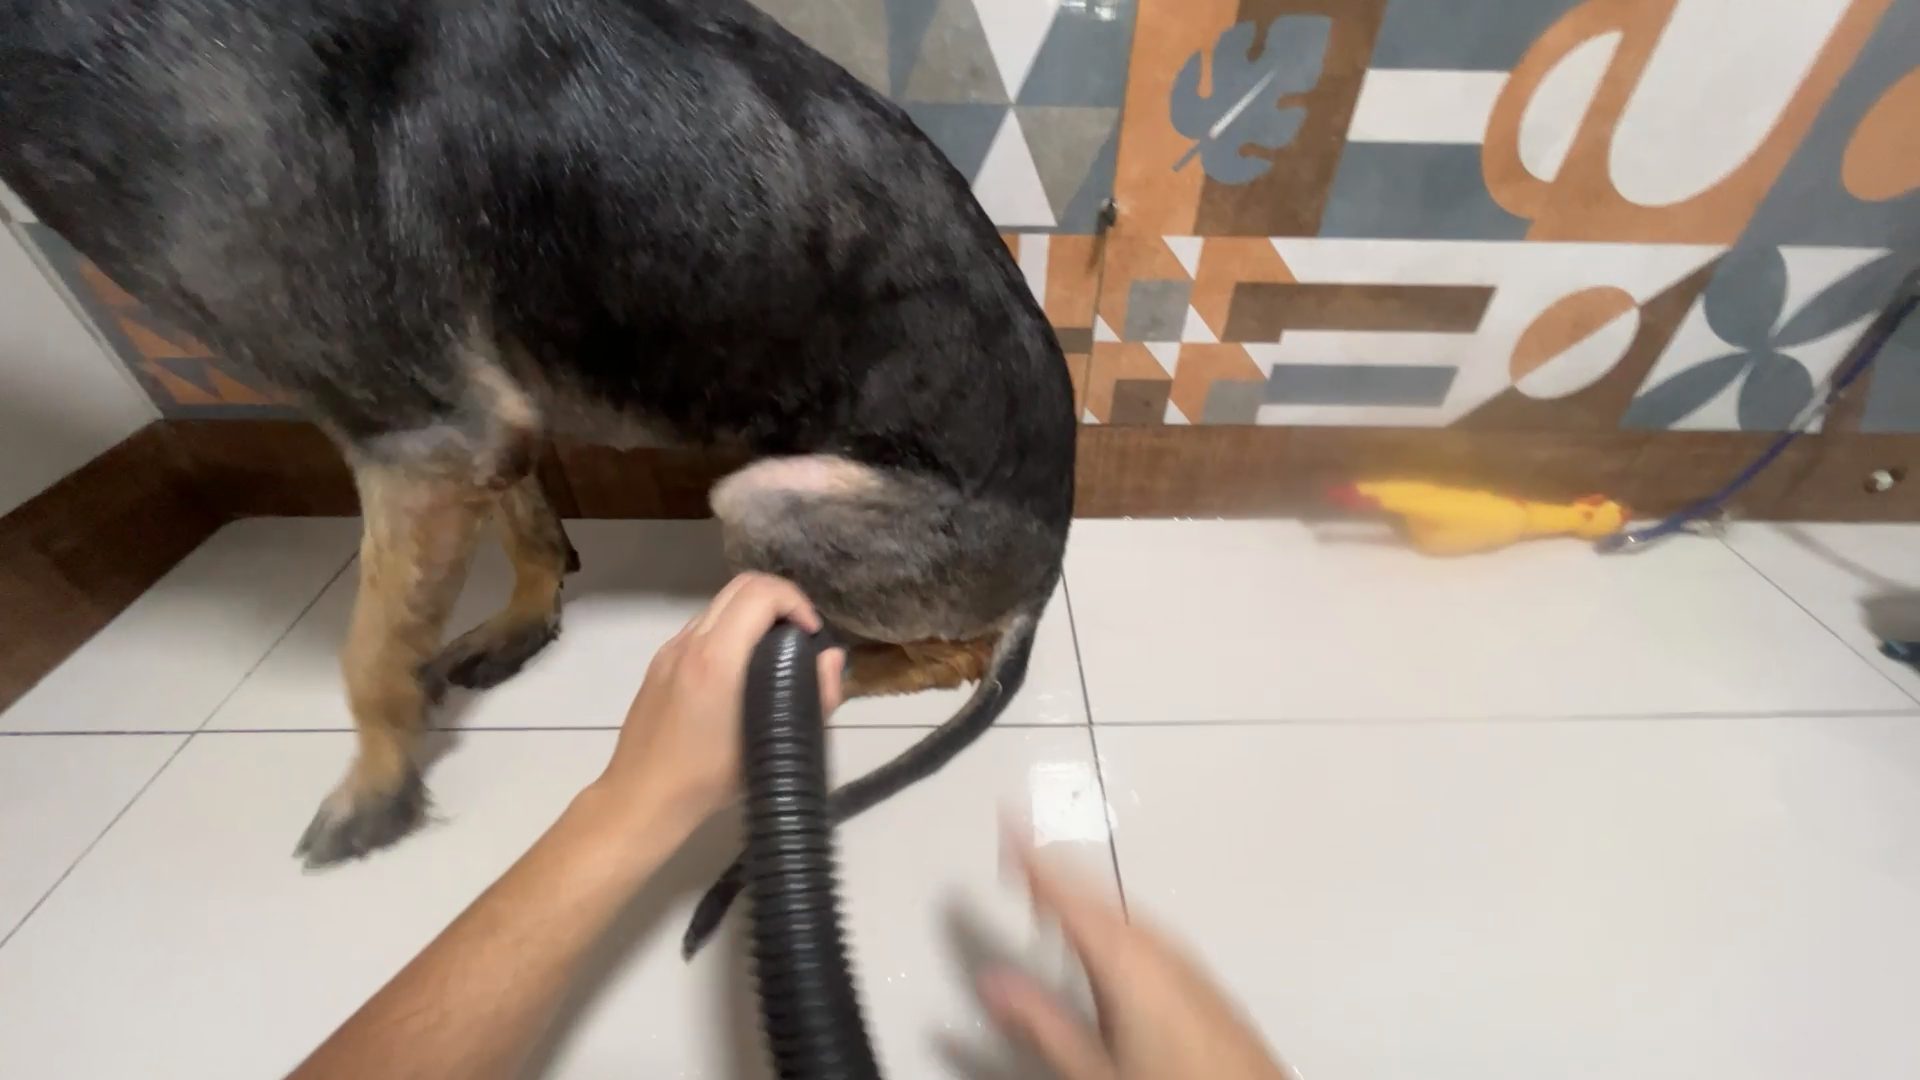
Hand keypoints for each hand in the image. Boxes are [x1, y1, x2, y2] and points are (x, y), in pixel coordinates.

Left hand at [591, 573, 845, 822]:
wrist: (641, 800)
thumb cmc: (712, 778)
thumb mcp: (776, 743)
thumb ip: (816, 697)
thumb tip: (831, 657)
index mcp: (718, 657)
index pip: (762, 594)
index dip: (797, 602)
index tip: (812, 634)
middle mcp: (691, 642)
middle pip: (742, 585)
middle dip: (780, 599)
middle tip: (800, 633)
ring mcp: (670, 649)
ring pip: (721, 604)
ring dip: (754, 614)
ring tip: (774, 652)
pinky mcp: (660, 662)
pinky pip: (703, 626)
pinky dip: (731, 630)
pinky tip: (740, 671)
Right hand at [981, 834, 1292, 1079]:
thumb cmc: (1178, 1077)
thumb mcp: (1094, 1063)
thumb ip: (1040, 1017)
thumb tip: (993, 982)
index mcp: (1124, 950)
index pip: (1064, 885)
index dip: (1031, 849)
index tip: (1009, 817)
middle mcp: (1156, 940)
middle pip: (1091, 891)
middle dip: (1054, 874)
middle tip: (1019, 860)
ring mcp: (1182, 955)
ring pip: (1118, 909)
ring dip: (1082, 899)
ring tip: (1051, 898)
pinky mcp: (1199, 974)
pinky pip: (1143, 929)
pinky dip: (1112, 921)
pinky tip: (1105, 943)